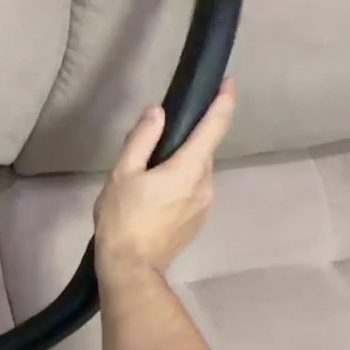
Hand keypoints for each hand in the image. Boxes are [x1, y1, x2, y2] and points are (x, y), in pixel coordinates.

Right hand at [93, 80, 236, 276]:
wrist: (131, 266)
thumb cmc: (122, 219)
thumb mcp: (122, 175)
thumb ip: (140, 141)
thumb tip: (156, 112)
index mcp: (189, 166)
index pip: (215, 125)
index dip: (223, 101)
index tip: (228, 83)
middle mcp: (206, 182)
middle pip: (200, 152)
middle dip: (183, 145)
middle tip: (150, 152)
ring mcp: (205, 204)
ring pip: (194, 175)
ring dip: (177, 171)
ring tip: (145, 184)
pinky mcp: (198, 221)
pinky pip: (191, 194)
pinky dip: (176, 190)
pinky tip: (152, 204)